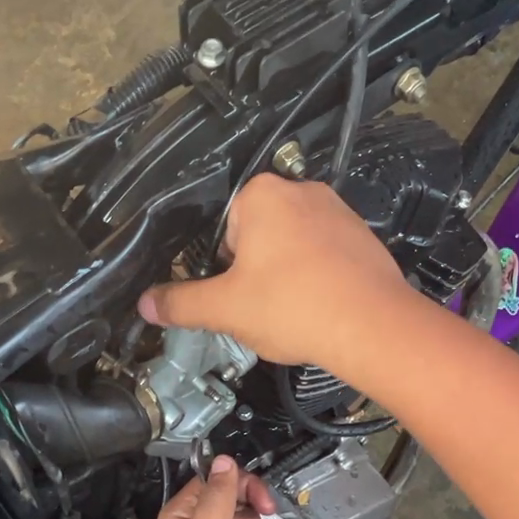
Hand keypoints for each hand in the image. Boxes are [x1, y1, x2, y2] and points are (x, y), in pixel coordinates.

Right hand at [137, 175, 424, 373]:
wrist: (371, 326)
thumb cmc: (297, 308)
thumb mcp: (225, 309)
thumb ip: (181, 304)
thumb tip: (147, 304)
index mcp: (259, 195)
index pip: (221, 229)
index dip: (221, 270)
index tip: (231, 296)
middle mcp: (300, 191)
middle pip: (257, 237)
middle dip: (254, 273)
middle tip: (262, 309)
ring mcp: (336, 211)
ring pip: (292, 248)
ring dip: (286, 279)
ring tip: (292, 313)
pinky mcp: (362, 237)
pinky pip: (325, 258)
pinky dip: (317, 281)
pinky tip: (318, 309)